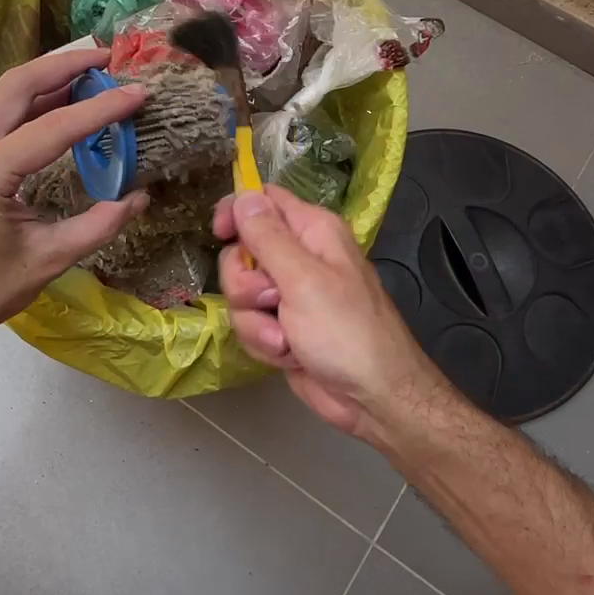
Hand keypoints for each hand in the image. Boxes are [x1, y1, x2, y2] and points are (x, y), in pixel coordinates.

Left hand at [0, 48, 149, 351]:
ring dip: (45, 79)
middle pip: (18, 84)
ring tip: (88, 73)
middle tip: (108, 58)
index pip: (54, 126)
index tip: (138, 92)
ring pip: (2, 93)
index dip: (102, 107)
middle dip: (65, 66)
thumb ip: (100, 224)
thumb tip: (141, 197)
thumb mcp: (49, 259)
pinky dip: (27, 101)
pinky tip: (55, 105)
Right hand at [215, 186, 444, 445]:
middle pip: (242, 251)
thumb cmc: (347, 333)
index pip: (263, 199)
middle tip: (270, 301)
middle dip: (245, 284)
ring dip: (255, 321)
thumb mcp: (303, 280)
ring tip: (285, 339)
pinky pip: (250, 322)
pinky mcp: (282, 325)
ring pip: (241, 293)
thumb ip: (268, 237)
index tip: (221, 234)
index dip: (237, 211)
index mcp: (312, 231)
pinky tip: (287, 354)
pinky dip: (263, 341)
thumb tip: (243, 196)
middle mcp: (300, 256)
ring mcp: (290, 294)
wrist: (372, 398)